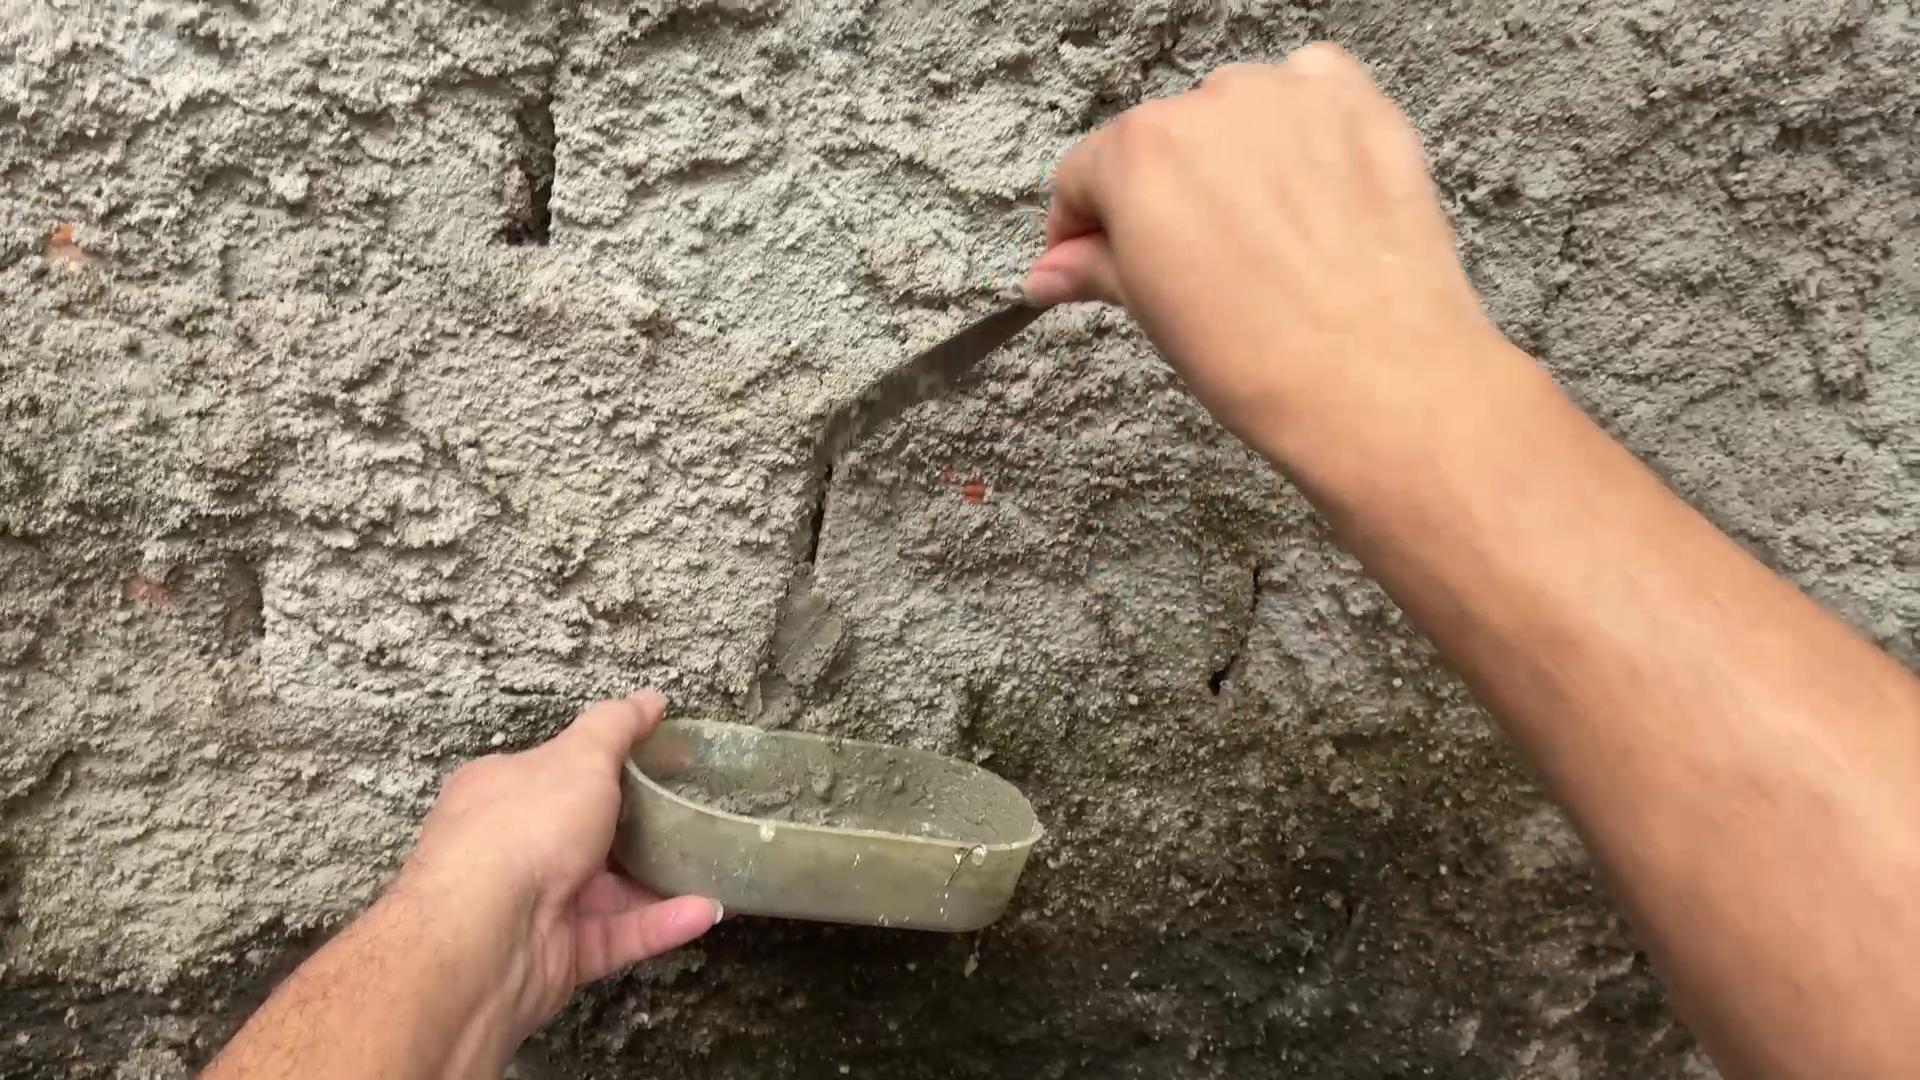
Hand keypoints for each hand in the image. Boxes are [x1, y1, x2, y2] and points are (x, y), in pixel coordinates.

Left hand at [396, 691, 721, 1041]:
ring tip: (713, 864)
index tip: (659, 759)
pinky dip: (661, 922)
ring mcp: (533, 905)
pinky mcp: (557, 955)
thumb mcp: (581, 756)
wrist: (483, 941)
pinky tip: (705, 908)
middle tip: (693, 811)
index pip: (556, 770)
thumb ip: (618, 725)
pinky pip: (618, 933)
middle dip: (641, 826)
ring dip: (662, 877)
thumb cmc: (526, 828)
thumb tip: (651, 698)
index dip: (607, 762)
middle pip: (587, 831)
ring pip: (610, 887)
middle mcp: (511, 847)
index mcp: (502, 793)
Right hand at [1022, 46, 1502, 461]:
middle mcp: (1210, 107)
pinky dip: (1285, 137)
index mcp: (1141, 156)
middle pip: (1150, 144)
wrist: (1369, 377)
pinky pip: (1298, 98)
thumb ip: (1094, 270)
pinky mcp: (1355, 105)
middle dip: (1147, 199)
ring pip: (1223, 119)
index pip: (1079, 175)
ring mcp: (1289, 98)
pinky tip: (1292, 199)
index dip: (1074, 227)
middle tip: (1169, 264)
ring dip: (1217, 166)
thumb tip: (1049, 273)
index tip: (1084, 258)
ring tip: (1242, 241)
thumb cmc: (1258, 358)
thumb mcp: (1151, 311)